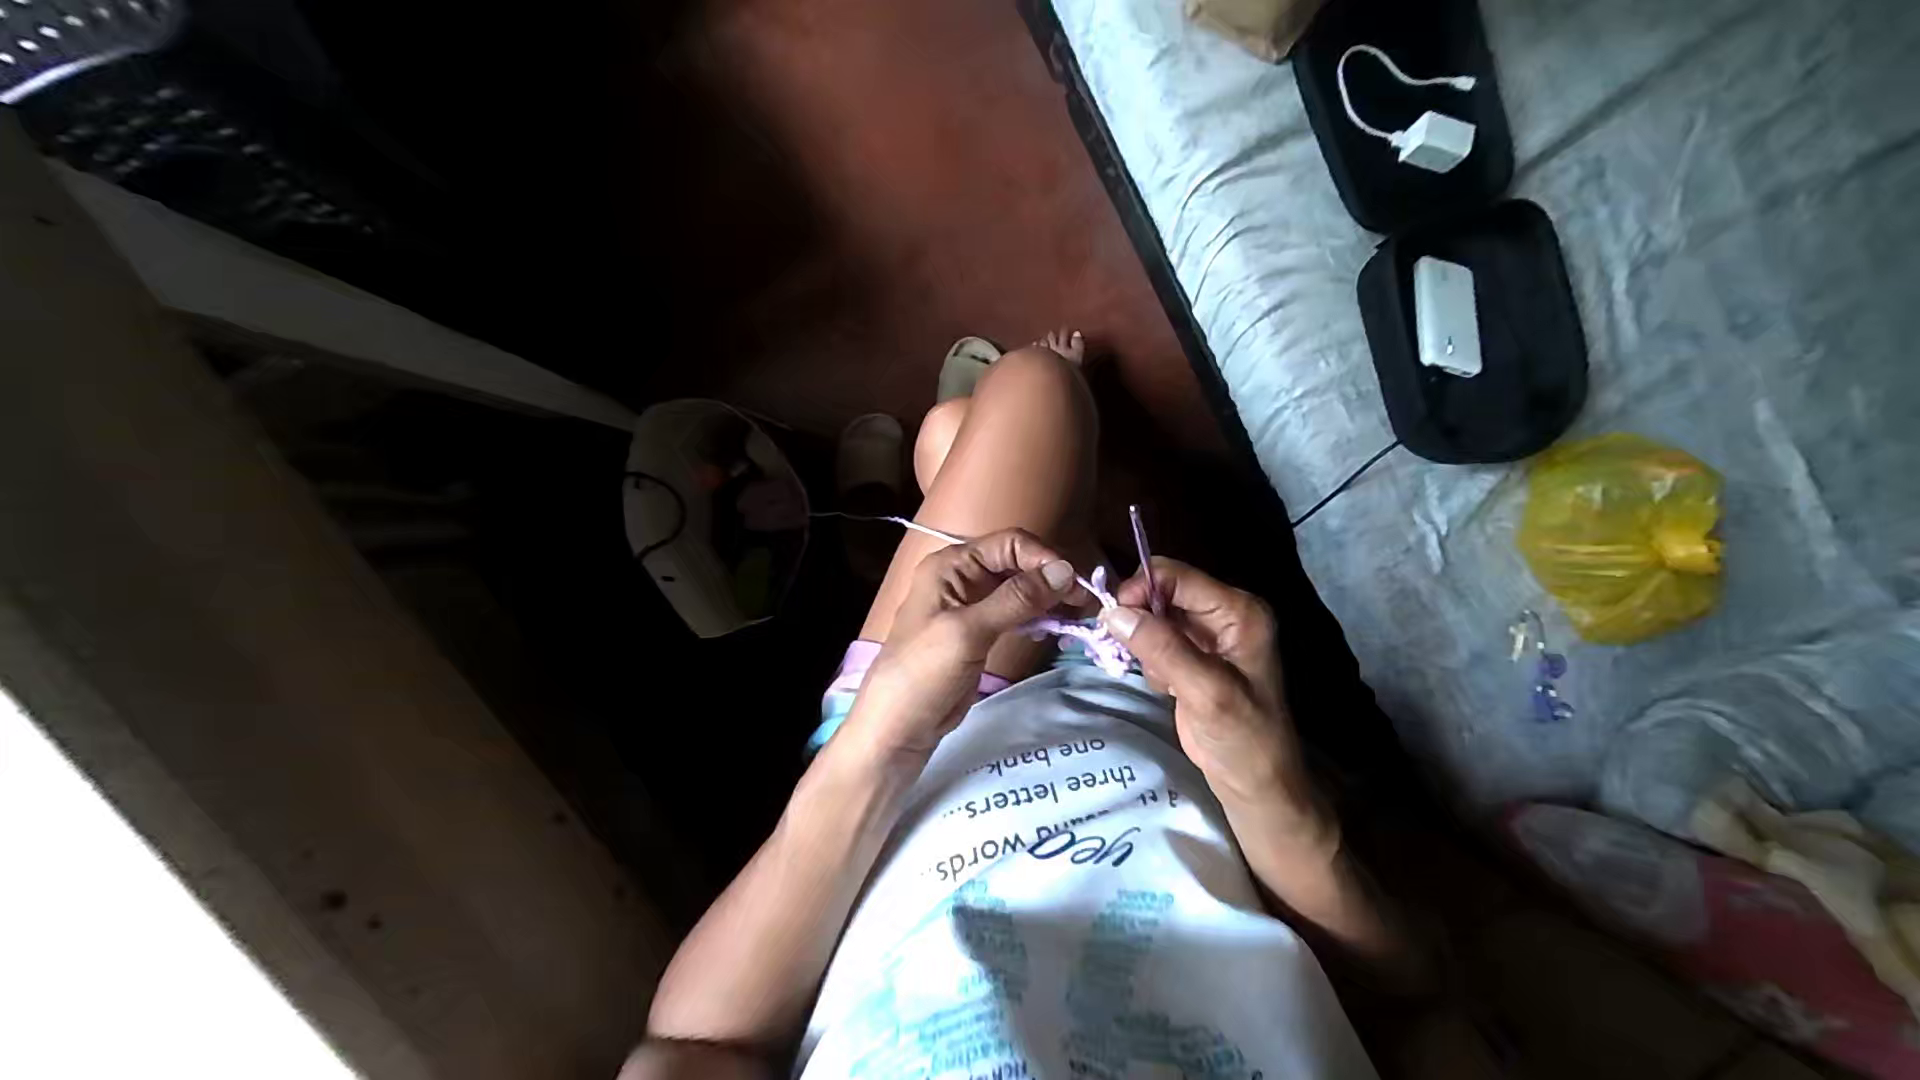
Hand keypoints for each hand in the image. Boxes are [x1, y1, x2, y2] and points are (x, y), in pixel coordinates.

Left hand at [842, 528, 1082, 756]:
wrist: (897, 726)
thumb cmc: (924, 672)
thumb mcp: (969, 630)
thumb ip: (1016, 599)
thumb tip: (1066, 571)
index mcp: (952, 565)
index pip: (1009, 544)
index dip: (1044, 558)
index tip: (1076, 584)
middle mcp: (962, 578)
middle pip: (1017, 564)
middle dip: (1050, 579)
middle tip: (1084, 604)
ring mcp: (971, 606)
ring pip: (1020, 590)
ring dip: (1048, 600)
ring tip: (1077, 617)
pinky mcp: (980, 632)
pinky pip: (1016, 614)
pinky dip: (1036, 618)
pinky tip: (1054, 629)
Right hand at [1104, 559, 1321, 825]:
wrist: (1257, 784)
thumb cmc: (1244, 738)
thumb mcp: (1206, 691)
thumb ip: (1162, 647)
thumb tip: (1114, 613)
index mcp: (1238, 611)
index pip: (1176, 576)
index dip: (1139, 589)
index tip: (1112, 619)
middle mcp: (1223, 614)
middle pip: (1161, 590)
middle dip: (1138, 617)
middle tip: (1127, 650)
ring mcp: (1207, 635)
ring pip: (1153, 614)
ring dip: (1142, 640)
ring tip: (1159, 677)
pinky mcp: (1192, 655)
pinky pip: (1154, 637)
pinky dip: (1147, 656)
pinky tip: (1164, 685)